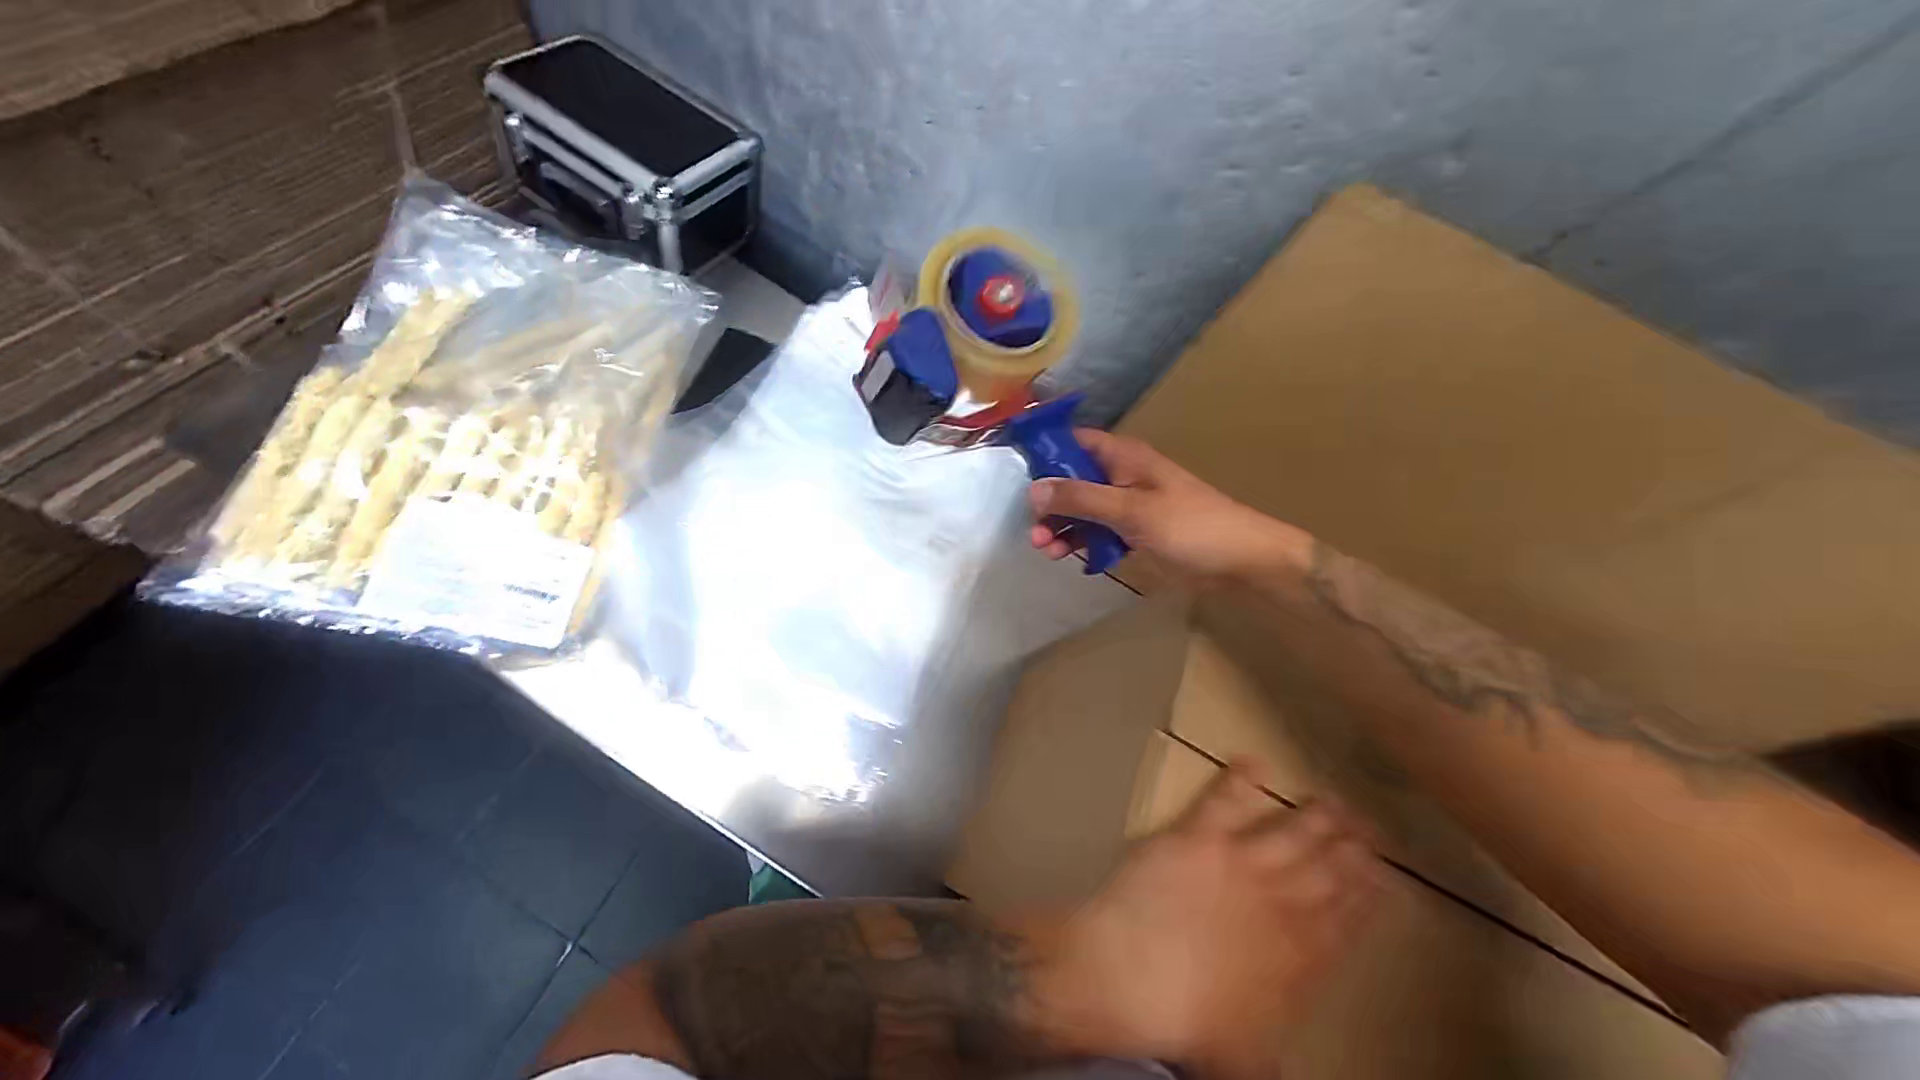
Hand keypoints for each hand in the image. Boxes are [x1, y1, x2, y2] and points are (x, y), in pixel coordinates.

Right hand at [1028, 429, 1310, 584]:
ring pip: (1082, 510)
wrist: (1241, 562)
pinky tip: (1069, 557)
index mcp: (1124, 457)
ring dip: (1062, 527)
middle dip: (1049, 502)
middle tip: (1031, 529)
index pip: (1074, 441)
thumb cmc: (1190, 526)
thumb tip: (1033, 490)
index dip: (1045, 450)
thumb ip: (1081, 499)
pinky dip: (1082, 542)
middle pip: (1072, 480)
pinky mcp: (1135, 532)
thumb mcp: (1130, 510)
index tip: (1015, 468)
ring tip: (1046, 549)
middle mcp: (1122, 476)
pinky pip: (1098, 532)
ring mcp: (1128, 506)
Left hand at [1033, 763, 1384, 1077]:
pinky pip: (1224, 799)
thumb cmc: (1190, 1026)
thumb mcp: (1246, 1058)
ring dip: (1316, 816)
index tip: (1384, 876)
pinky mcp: (1199, 837)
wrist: (1132, 976)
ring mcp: (1242, 864)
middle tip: (1371, 829)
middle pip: (1328, 871)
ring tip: (1334, 801)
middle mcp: (1282, 905)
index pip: (1346, 922)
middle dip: (1352, 850)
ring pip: (1292, 832)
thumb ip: (1270, 1058)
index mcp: (1300, 958)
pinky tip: (1252, 760)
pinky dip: (1238, 778)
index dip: (1367, 897)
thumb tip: (1280, 1072)